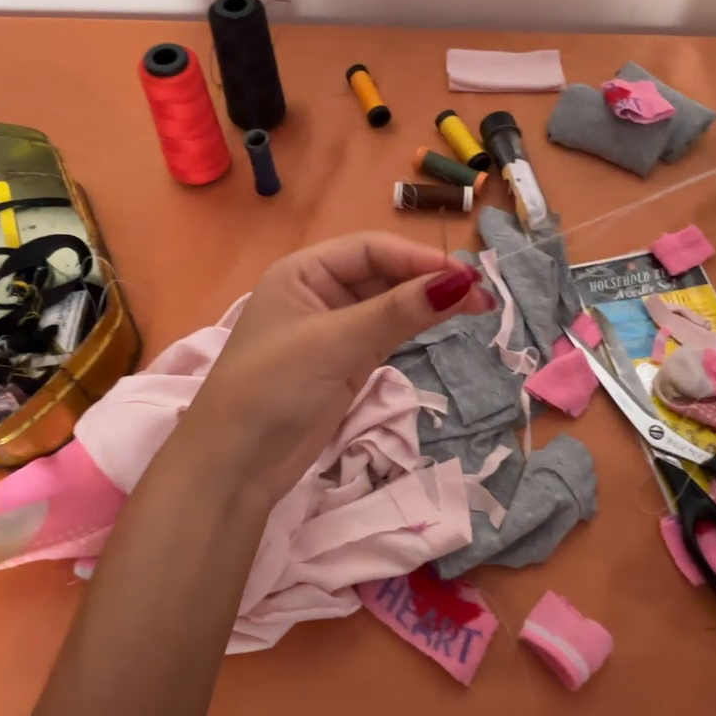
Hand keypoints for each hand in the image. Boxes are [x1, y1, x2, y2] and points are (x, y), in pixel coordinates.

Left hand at [184, 232, 493, 503]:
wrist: (235, 465)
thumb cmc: (274, 387)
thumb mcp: (336, 343)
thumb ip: (398, 312)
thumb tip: (461, 283)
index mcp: (303, 271)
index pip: (370, 250)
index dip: (418, 258)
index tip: (465, 275)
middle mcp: (318, 292)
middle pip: (383, 274)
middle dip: (428, 280)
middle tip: (481, 294)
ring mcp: (333, 329)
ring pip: (389, 304)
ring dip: (427, 303)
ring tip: (477, 307)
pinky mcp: (345, 363)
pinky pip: (386, 333)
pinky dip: (415, 327)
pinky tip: (444, 322)